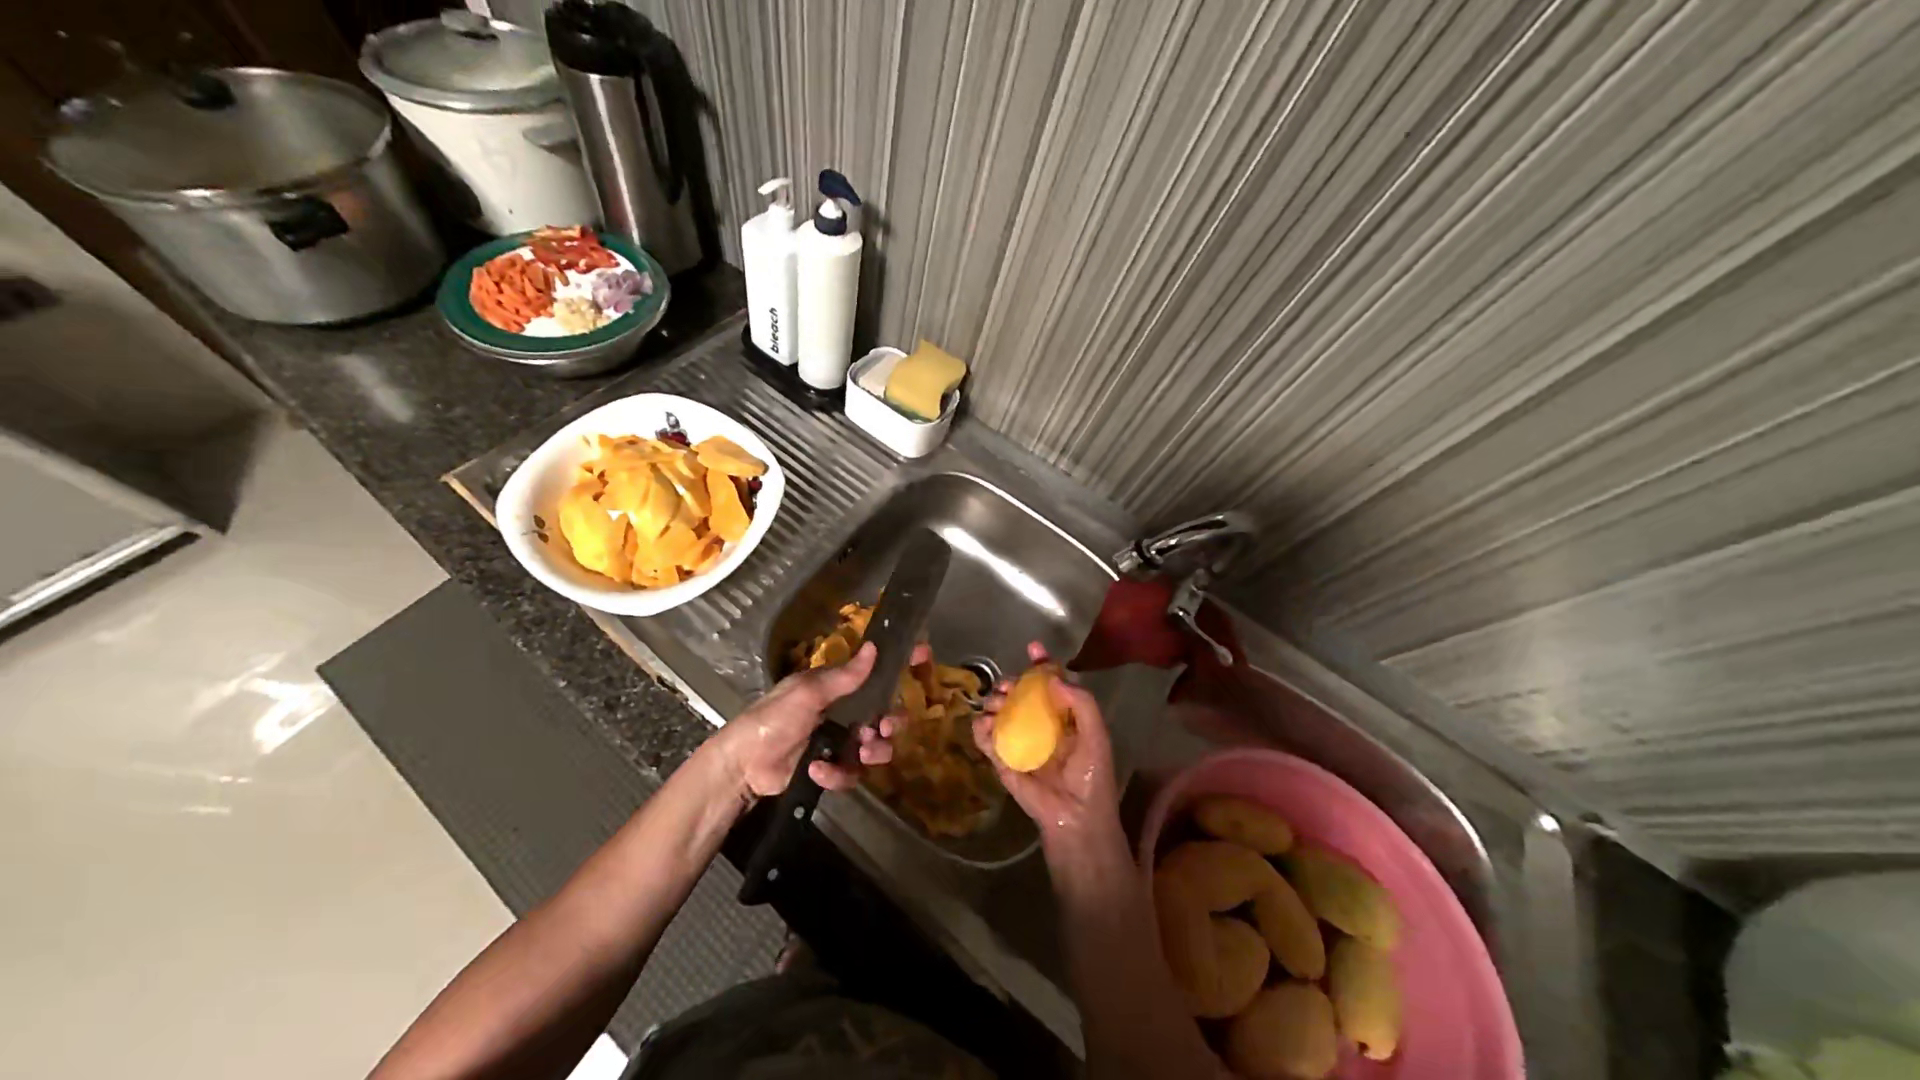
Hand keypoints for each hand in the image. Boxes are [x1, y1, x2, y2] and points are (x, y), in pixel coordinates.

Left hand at [708, 640, 927, 798]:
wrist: (742, 767)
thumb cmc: (772, 720)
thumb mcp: (807, 693)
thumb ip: (844, 676)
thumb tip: (874, 647)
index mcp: (836, 688)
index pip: (875, 671)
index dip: (900, 665)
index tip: (924, 656)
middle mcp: (843, 712)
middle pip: (885, 715)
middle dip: (891, 723)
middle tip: (886, 729)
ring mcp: (838, 742)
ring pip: (875, 748)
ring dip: (872, 753)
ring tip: (859, 756)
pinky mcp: (831, 769)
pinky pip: (853, 773)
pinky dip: (840, 775)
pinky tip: (819, 772)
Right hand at [972, 642, 1120, 843]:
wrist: (1076, 818)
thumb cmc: (1091, 776)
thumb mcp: (1096, 735)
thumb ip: (1081, 702)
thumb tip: (1052, 676)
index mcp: (1063, 716)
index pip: (1049, 683)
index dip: (1041, 664)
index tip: (1032, 647)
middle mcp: (1039, 725)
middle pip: (1019, 694)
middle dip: (1011, 683)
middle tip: (1007, 685)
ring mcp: (1019, 742)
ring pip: (998, 712)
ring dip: (994, 702)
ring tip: (997, 703)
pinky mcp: (1002, 761)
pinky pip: (986, 740)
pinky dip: (980, 729)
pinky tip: (985, 724)